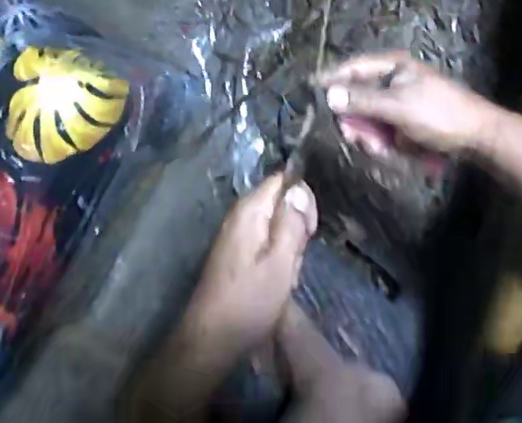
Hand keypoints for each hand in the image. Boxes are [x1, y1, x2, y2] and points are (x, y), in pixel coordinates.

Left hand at [179, 174, 316, 358]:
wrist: (210, 342)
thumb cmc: (248, 303)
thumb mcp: (280, 264)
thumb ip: (292, 223)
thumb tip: (300, 187)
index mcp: (249, 210)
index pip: (283, 180)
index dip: (302, 199)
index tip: (310, 230)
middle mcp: (240, 214)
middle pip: (281, 204)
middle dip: (295, 229)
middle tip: (293, 262)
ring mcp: (236, 234)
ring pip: (276, 227)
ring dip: (287, 250)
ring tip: (284, 278)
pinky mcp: (235, 253)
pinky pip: (265, 244)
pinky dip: (275, 261)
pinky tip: (274, 285)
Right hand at [317, 52, 502, 157]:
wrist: (480, 138)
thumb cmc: (439, 114)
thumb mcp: (397, 106)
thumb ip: (362, 100)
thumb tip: (328, 94)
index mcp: (392, 66)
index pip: (352, 68)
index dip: (332, 79)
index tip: (311, 91)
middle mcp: (394, 81)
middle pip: (359, 99)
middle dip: (359, 122)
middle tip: (360, 139)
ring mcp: (401, 103)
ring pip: (371, 121)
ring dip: (374, 138)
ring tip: (386, 149)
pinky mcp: (408, 124)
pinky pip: (386, 133)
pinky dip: (388, 145)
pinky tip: (399, 152)